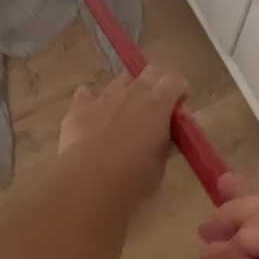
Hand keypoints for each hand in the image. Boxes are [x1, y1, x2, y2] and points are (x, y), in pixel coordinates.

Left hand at [55, 67, 186, 203]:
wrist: (87, 186)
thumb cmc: (132, 181)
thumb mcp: (159, 166)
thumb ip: (165, 143)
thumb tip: (166, 136)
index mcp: (157, 105)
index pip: (175, 80)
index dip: (180, 91)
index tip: (179, 107)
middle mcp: (132, 92)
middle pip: (151, 71)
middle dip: (157, 83)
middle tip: (156, 107)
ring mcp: (103, 97)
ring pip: (120, 81)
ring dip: (127, 92)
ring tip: (123, 116)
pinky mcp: (79, 107)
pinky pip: (86, 94)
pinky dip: (92, 101)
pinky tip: (92, 117)